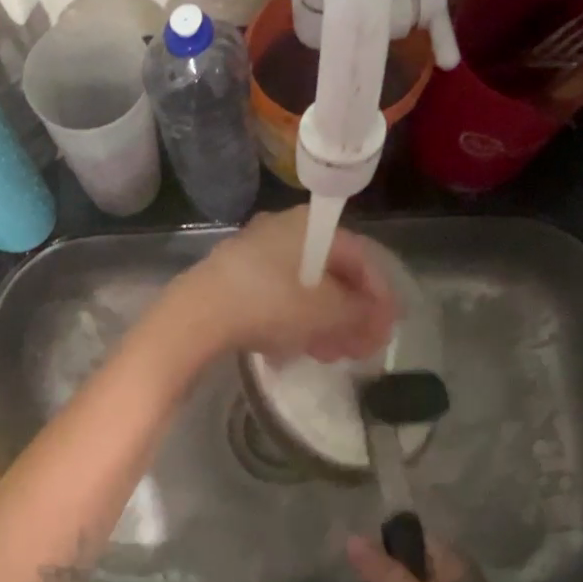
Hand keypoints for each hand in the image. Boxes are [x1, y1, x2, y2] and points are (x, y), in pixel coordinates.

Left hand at [176, 206, 397, 361]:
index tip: (386, 329)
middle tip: (360, 349)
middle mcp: (282, 230)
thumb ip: (361, 314)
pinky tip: (297, 349)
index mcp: (309, 225)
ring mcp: (253, 254)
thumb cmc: (270, 304)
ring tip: (331, 355)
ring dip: (324, 323)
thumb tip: (380, 318)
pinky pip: (275, 298)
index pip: (360, 256)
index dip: (379, 295)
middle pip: (331, 274)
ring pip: (303, 289)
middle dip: (350, 314)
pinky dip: (294, 322)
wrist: (196, 316)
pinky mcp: (232, 279)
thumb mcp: (327, 311)